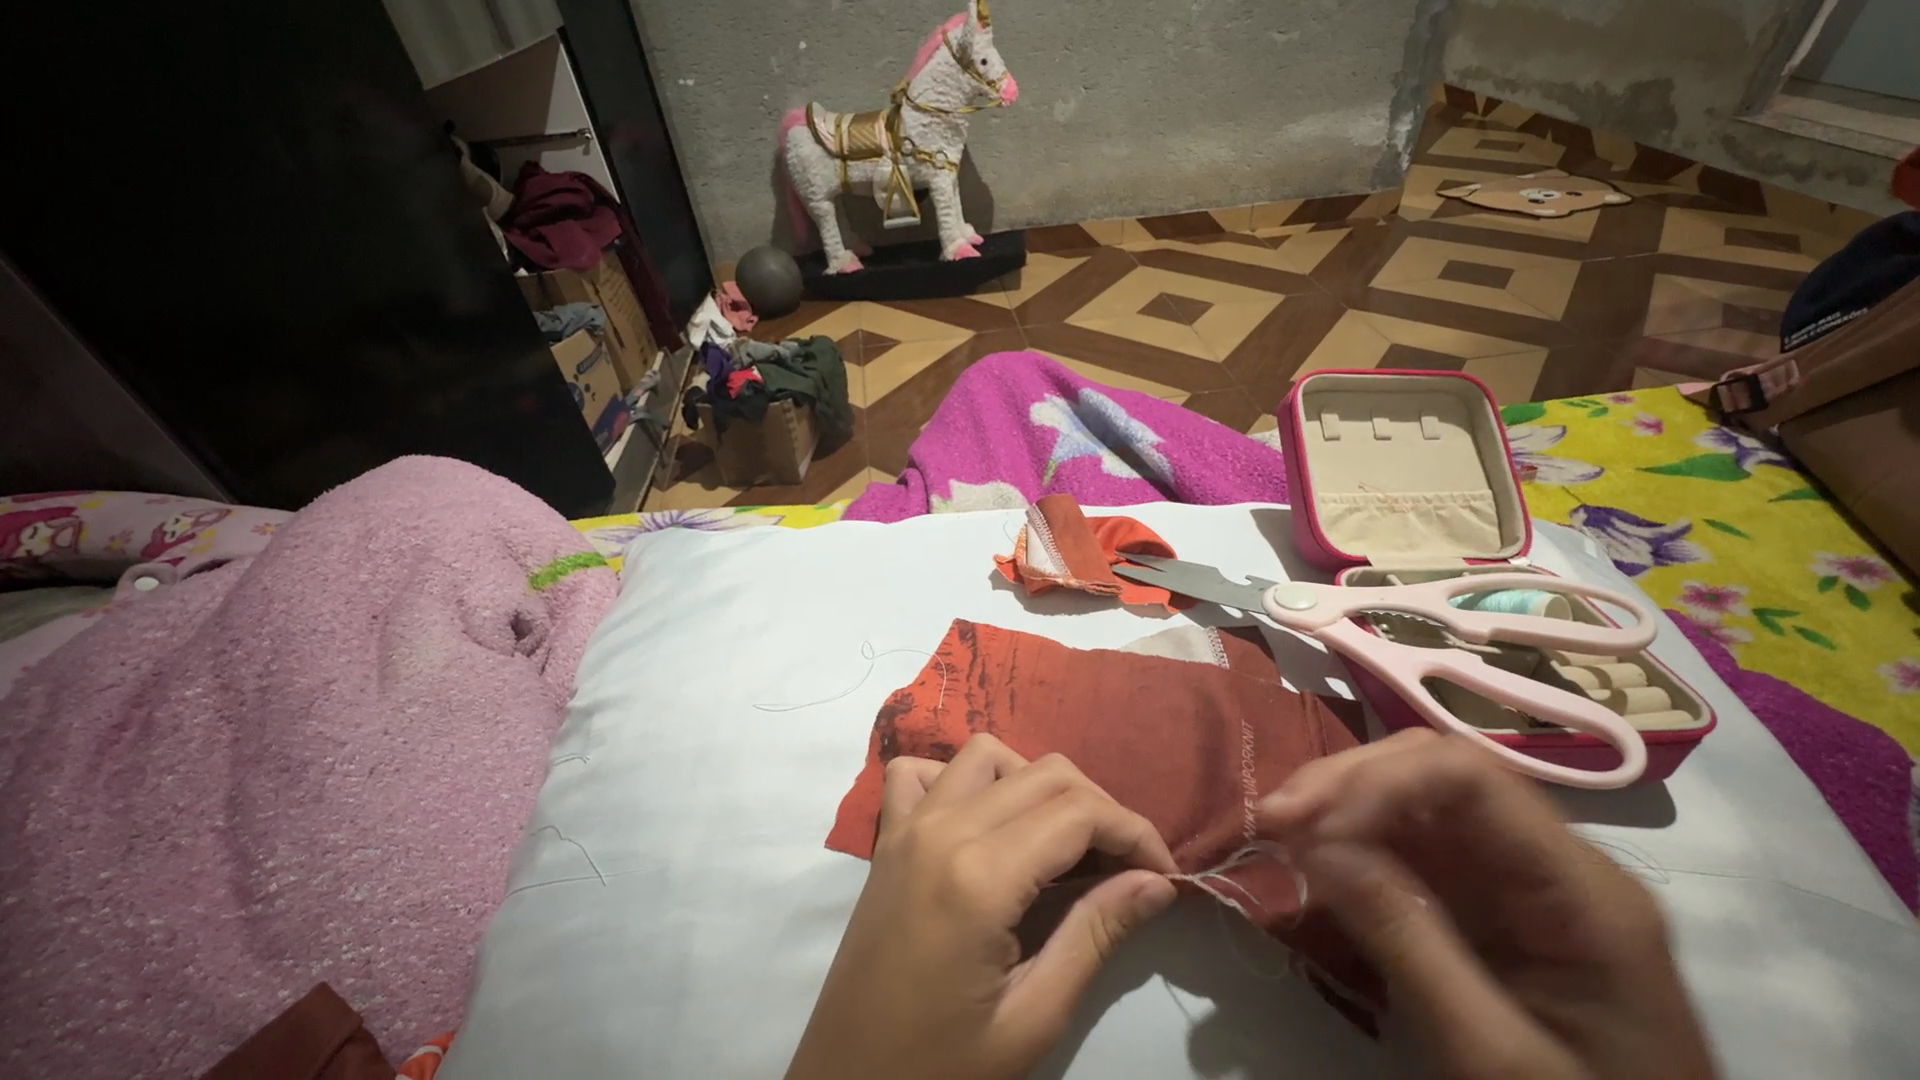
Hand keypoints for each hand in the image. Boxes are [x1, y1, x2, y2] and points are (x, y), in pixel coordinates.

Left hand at [786, 734, 1178, 1079]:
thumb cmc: (942, 1064)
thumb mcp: (1032, 1016)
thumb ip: (1096, 934)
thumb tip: (1158, 882)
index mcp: (979, 875)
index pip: (1079, 813)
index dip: (1135, 833)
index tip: (1163, 873)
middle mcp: (942, 828)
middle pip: (1045, 773)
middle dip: (1101, 808)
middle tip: (1125, 866)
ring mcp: (907, 825)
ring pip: (988, 755)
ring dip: (1038, 783)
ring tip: (1062, 842)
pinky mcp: (886, 837)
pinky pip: (923, 772)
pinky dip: (962, 778)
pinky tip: (984, 821)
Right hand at [1258, 730, 1716, 1078]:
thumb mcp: (1493, 1053)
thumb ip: (1410, 947)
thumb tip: (1316, 847)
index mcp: (1581, 886)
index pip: (1472, 777)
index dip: (1379, 782)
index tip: (1308, 827)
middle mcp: (1545, 855)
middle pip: (1435, 769)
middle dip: (1346, 782)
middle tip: (1272, 819)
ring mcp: (1508, 871)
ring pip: (1410, 792)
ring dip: (1336, 801)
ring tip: (1276, 831)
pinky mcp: (1475, 893)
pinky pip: (1403, 838)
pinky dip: (1346, 837)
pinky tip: (1306, 854)